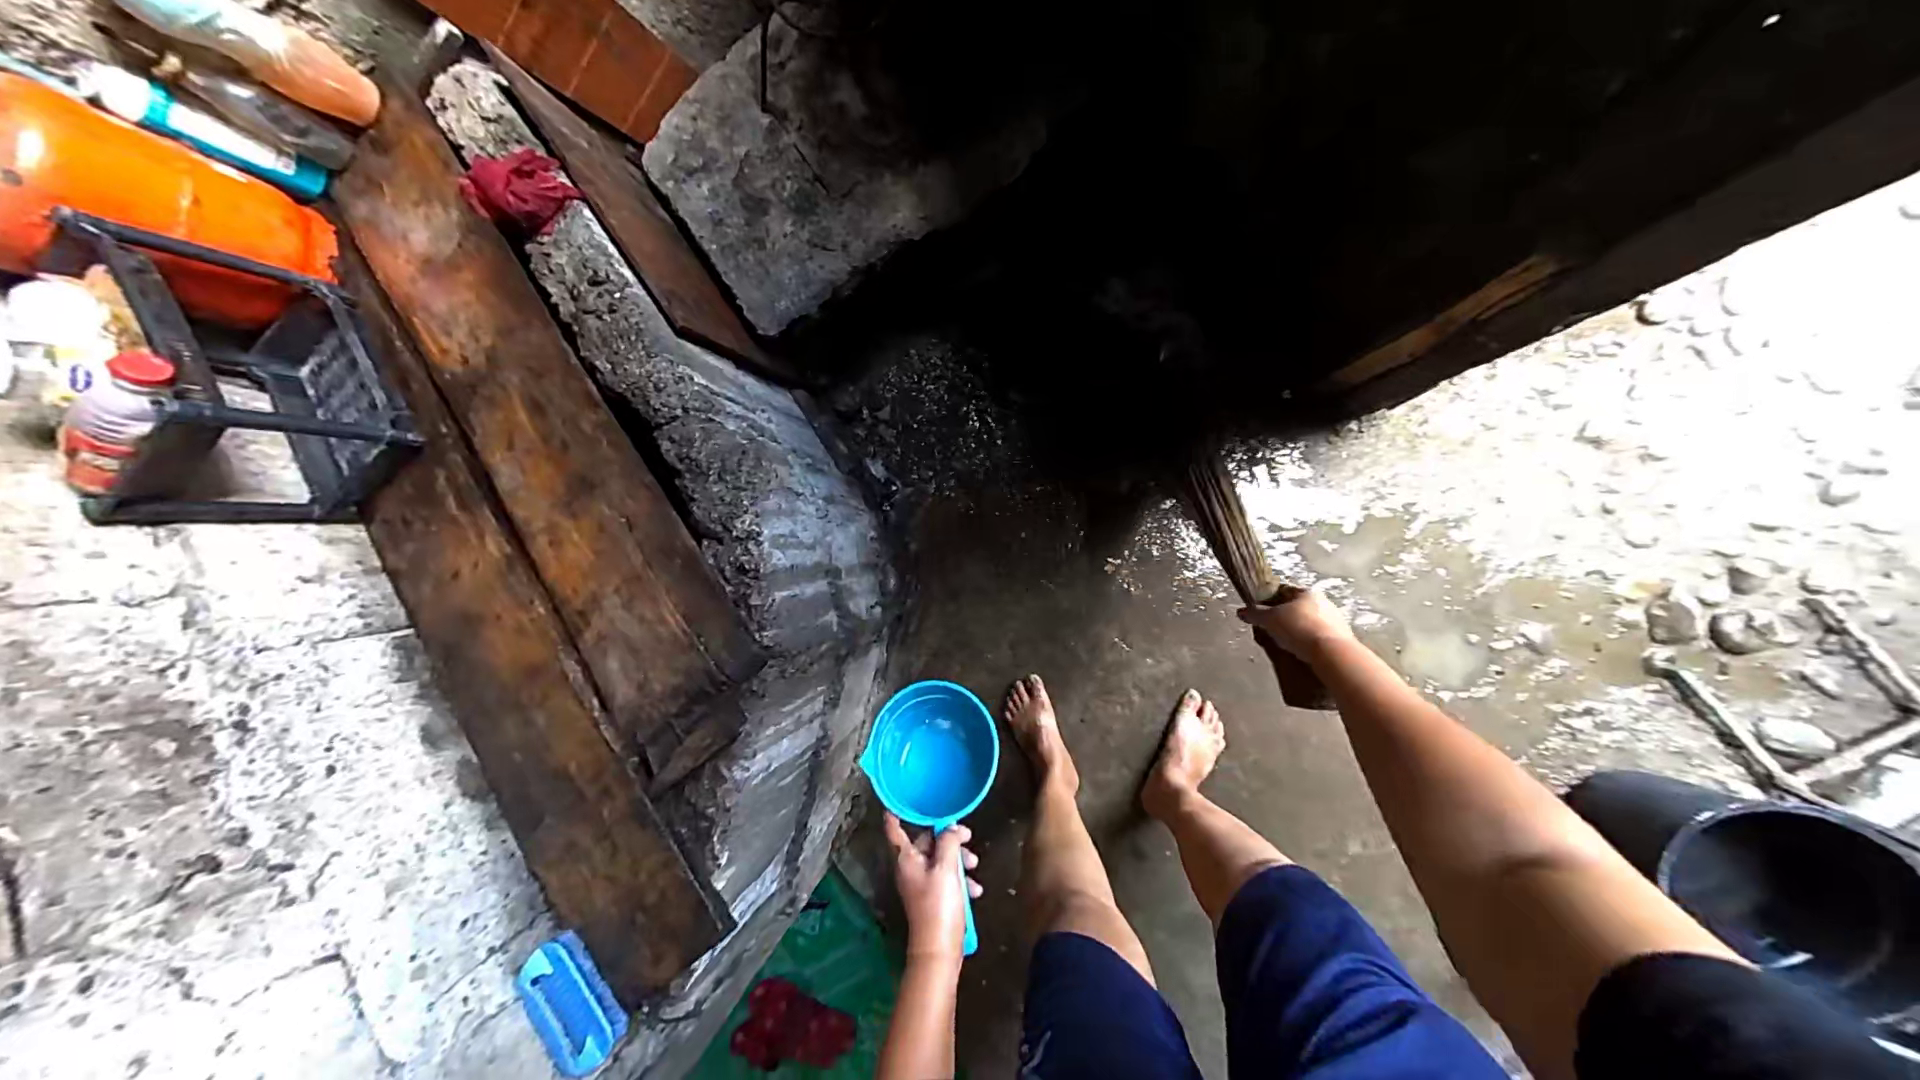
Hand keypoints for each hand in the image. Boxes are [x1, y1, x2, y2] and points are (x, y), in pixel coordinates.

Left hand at [885, 813, 981, 963]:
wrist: (939, 950)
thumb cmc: (939, 905)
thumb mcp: (947, 868)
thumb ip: (949, 841)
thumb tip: (951, 827)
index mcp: (906, 858)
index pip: (895, 828)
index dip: (896, 813)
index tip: (897, 799)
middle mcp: (910, 868)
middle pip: (927, 843)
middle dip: (949, 840)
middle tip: (969, 839)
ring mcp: (921, 884)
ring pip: (941, 861)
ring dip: (959, 861)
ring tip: (975, 867)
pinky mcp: (933, 899)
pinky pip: (947, 880)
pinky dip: (960, 881)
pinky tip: (974, 890)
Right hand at [1237, 584, 1353, 660]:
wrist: (1331, 653)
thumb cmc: (1299, 629)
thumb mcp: (1270, 620)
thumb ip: (1254, 614)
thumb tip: (1241, 612)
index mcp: (1307, 592)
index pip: (1284, 590)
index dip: (1269, 599)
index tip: (1260, 610)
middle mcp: (1324, 602)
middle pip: (1297, 607)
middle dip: (1283, 616)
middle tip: (1270, 628)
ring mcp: (1335, 620)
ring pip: (1308, 622)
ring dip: (1297, 630)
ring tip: (1284, 642)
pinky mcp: (1341, 638)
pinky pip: (1318, 636)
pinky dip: (1308, 641)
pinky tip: (1300, 651)